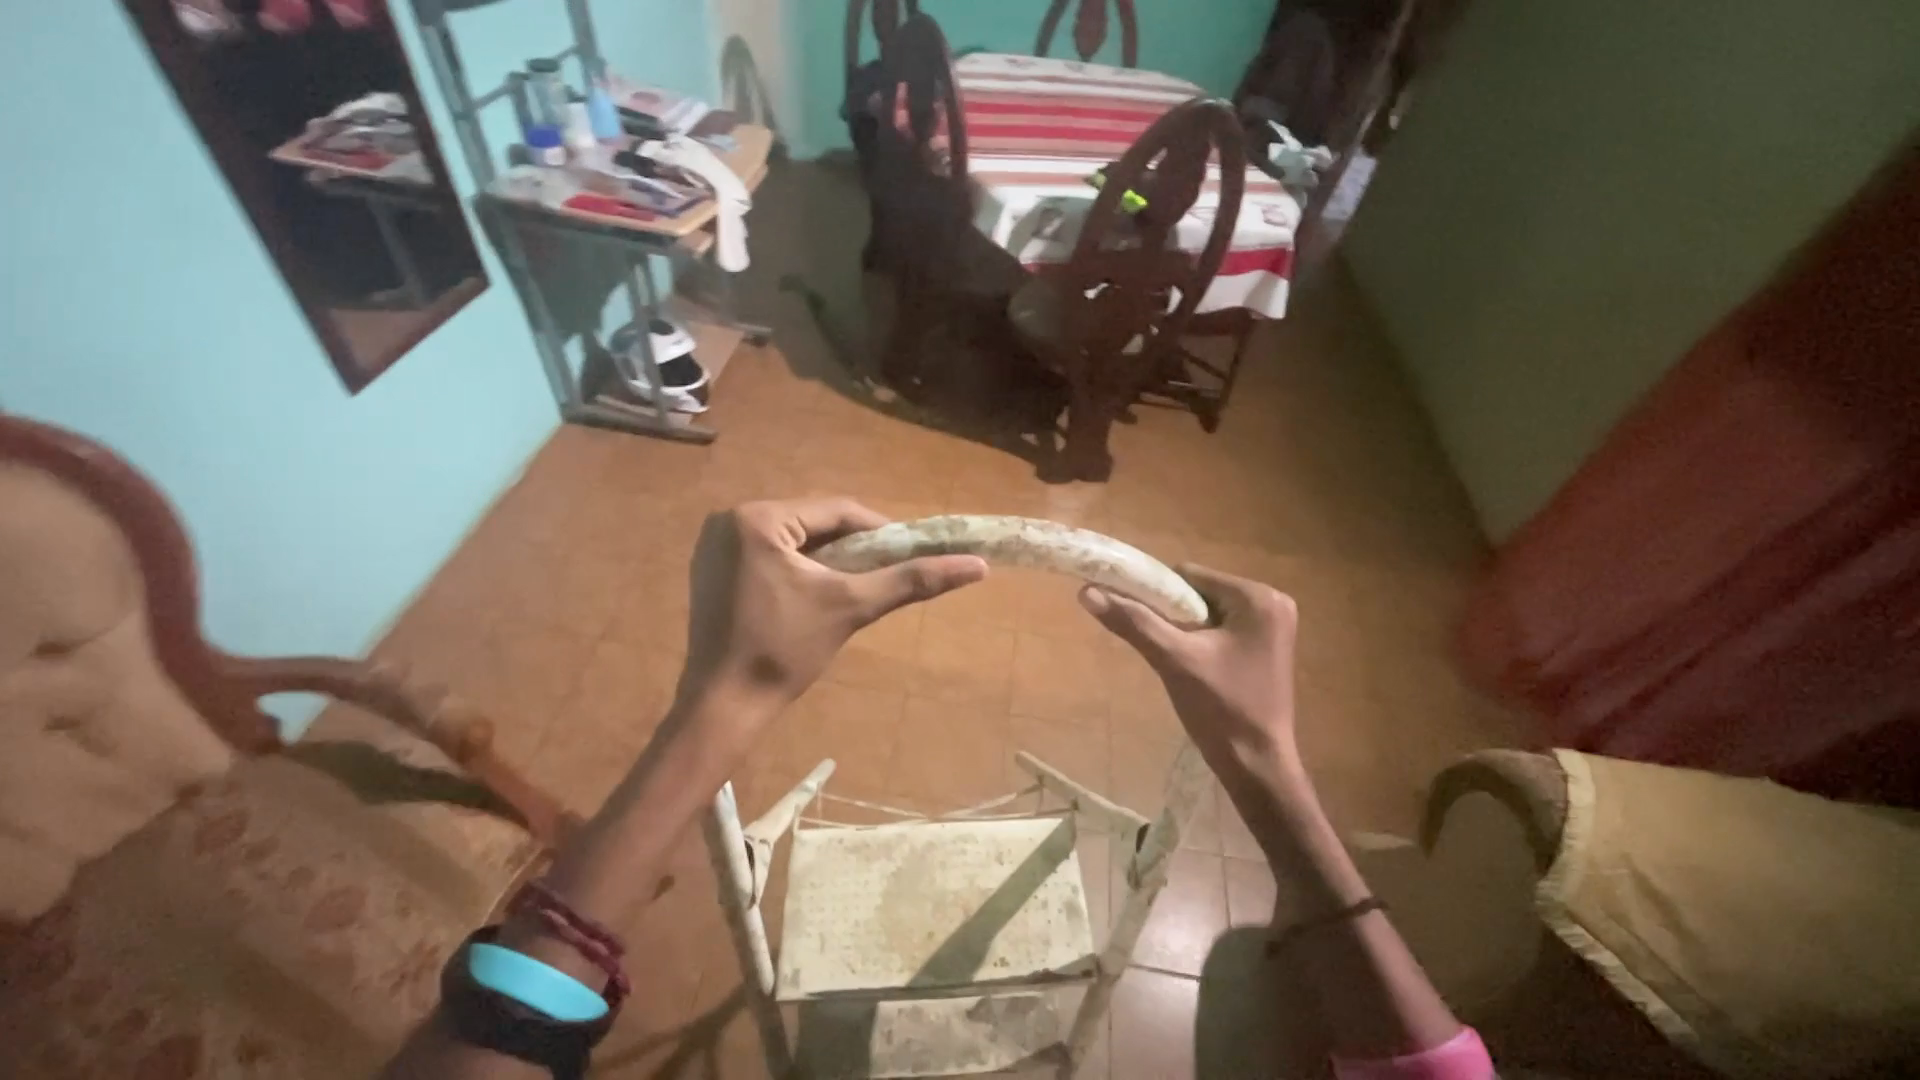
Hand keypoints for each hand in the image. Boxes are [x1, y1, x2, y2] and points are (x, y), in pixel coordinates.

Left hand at [678, 498, 986, 718]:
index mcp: (758, 518)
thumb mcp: (852, 607)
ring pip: (792, 538)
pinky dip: (795, 567)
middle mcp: (729, 518)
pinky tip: (812, 594)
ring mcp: (713, 543)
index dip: (881, 531)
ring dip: (825, 557)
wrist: (724, 705)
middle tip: (882, 573)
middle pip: (813, 522)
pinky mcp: (709, 567)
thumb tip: (978, 565)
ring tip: (854, 585)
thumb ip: (912, 580)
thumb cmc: (785, 652)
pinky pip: (767, 553)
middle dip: (852, 546)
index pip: (838, 512)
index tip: (911, 553)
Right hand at [1078, 565, 1303, 796]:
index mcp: (1258, 598)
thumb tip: (1087, 591)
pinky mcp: (1267, 646)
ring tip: (1181, 664)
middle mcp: (1273, 602)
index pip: (1189, 576)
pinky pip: (1222, 628)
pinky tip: (1196, 669)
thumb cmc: (1220, 710)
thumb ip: (1133, 622)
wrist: (1257, 766)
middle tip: (1166, 651)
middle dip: (1174, 616)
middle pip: (1199, 592)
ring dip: (1185, 630)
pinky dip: (1201, 641)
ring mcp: (1274, 625)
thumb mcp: (1173, 660)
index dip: (1159, 596)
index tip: (1147, 626)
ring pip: (1207, 611)